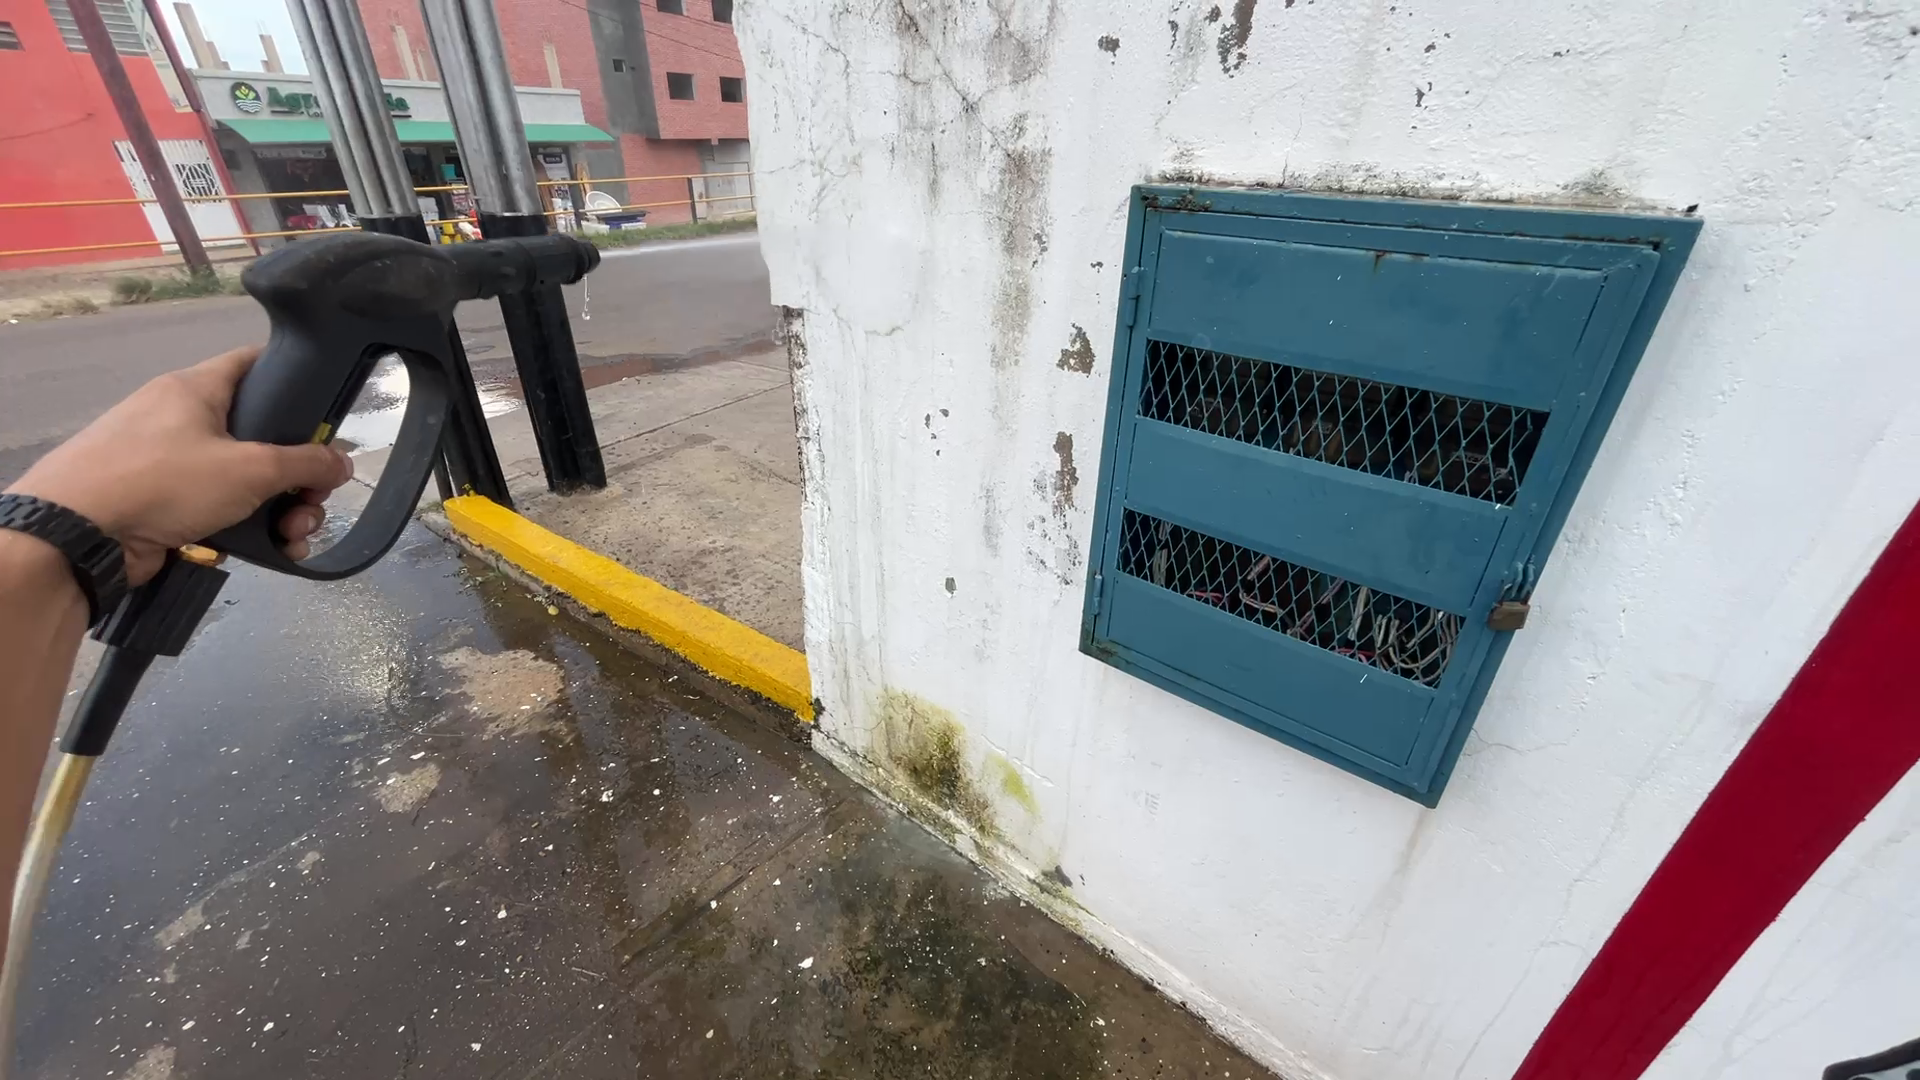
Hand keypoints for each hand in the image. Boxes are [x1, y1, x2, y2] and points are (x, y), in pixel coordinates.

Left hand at [5, 346, 353, 583]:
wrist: (73, 539)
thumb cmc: (164, 482)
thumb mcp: (254, 468)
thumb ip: (310, 462)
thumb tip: (343, 463)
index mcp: (195, 392)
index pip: (254, 363)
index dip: (296, 376)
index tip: (329, 405)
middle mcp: (184, 421)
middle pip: (268, 436)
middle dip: (304, 472)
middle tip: (316, 496)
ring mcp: (175, 464)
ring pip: (256, 479)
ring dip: (289, 508)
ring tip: (294, 532)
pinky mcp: (171, 502)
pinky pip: (233, 508)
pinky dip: (262, 527)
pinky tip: (281, 548)